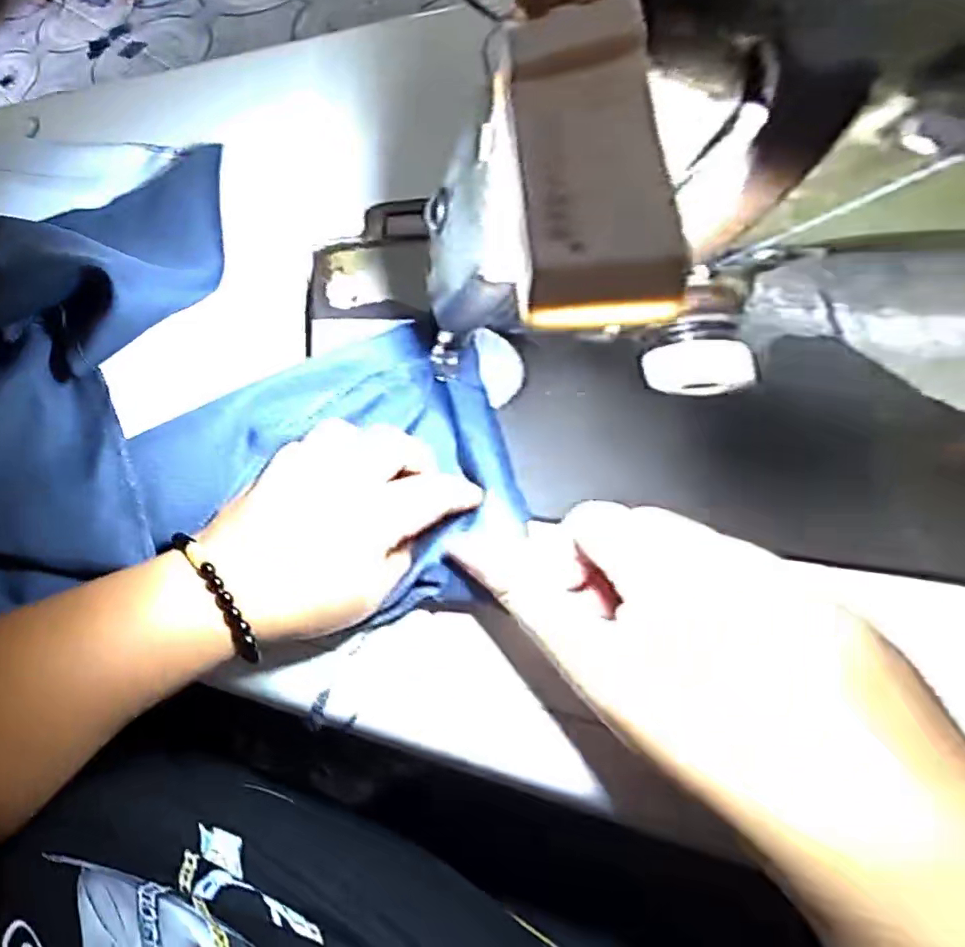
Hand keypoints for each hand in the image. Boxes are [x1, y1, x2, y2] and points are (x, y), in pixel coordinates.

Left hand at [194, 420, 482, 641]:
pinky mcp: (274, 466)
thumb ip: (401, 557)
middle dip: (417, 456)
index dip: (459, 491)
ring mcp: (303, 465)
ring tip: (369, 471)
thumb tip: (414, 533)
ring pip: (347, 431)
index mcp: (374, 513)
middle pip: (392, 441)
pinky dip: (330, 450)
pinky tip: (328, 473)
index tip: (468, 496)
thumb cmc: (300, 600)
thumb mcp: (368, 595)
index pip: (432, 489)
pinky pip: (310, 441)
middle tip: (418, 481)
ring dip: (368, 445)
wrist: (226, 584)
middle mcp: (342, 476)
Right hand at [447, 504, 964, 873]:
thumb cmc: (710, 740)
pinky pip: (763, 583)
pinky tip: (741, 668)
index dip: (568, 559)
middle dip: (617, 568)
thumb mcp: (591, 666)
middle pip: (646, 528)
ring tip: (680, 656)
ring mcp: (806, 585)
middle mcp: (744, 559)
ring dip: (672, 586)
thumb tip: (469, 547)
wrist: (875, 827)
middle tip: (618, 633)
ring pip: (702, 554)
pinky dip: (733, 607)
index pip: (591, 517)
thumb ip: (523, 594)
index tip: (579, 609)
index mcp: (675, 564)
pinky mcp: (850, 616)